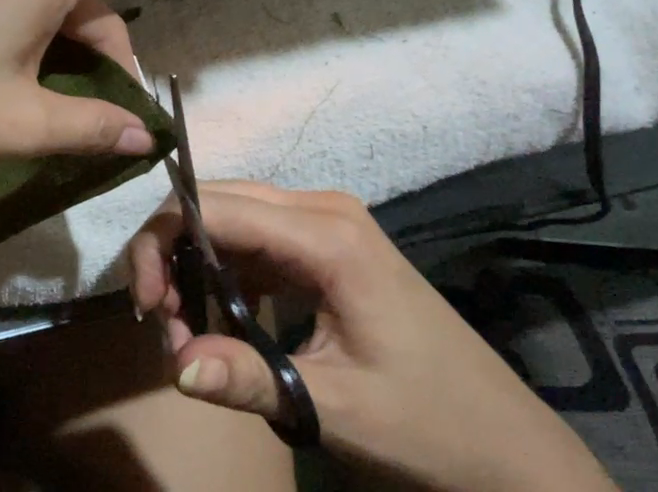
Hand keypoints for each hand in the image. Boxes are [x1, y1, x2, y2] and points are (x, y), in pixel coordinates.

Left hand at [0, 0, 254, 168]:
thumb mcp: (17, 123)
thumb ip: (91, 124)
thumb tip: (142, 132)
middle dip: (109, 48)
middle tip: (102, 117)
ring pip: (48, 0)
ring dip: (66, 50)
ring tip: (44, 112)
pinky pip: (8, 3)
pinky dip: (29, 40)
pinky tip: (5, 85)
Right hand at [127, 182, 616, 490]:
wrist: (511, 451)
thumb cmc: (432, 425)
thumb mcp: (337, 408)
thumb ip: (251, 380)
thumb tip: (175, 367)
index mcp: (328, 236)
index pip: (209, 209)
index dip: (159, 246)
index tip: (146, 307)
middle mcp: (320, 210)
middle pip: (211, 205)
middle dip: (167, 255)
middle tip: (160, 321)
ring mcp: (323, 224)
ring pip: (223, 219)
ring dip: (188, 265)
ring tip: (183, 328)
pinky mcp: (322, 246)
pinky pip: (247, 239)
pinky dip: (215, 272)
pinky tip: (214, 319)